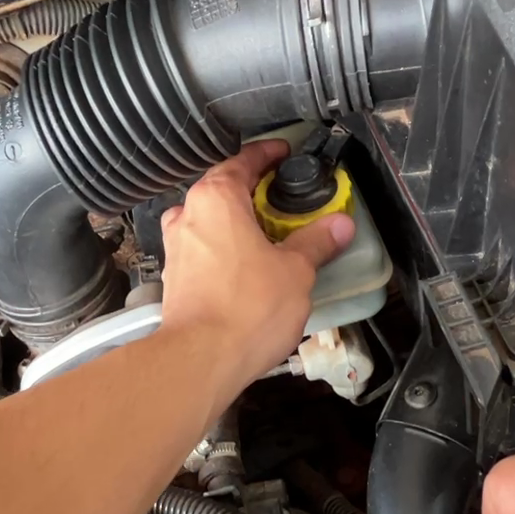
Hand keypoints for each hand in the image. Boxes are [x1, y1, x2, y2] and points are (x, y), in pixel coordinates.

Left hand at [158, 139, 352, 399]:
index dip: (267, 155)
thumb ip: (316, 242)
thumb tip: (339, 225)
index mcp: (215, 199)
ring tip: (270, 237)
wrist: (201, 360)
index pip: (243, 161)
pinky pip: (203, 252)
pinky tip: (247, 269)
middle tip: (285, 199)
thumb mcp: (295, 271)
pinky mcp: (175, 279)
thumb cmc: (246, 309)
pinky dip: (225, 251)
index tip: (283, 153)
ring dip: (238, 224)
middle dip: (253, 193)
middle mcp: (187, 216)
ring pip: (210, 223)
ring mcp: (176, 249)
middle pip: (223, 191)